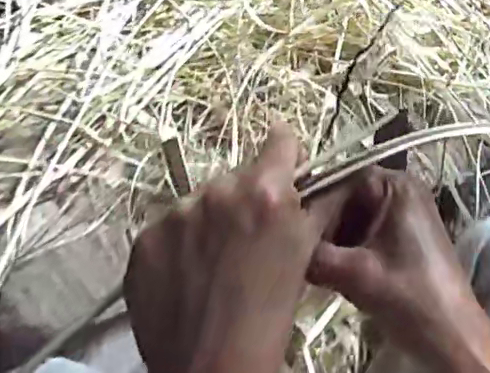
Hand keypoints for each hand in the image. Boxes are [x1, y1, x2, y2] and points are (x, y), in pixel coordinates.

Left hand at [125, 124, 343, 372]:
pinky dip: (182, 241)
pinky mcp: (145, 241)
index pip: (280, 139)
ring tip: (218, 259)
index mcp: (266, 188)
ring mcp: (177, 215)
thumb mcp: (307, 245)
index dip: (287, 157)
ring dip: (214, 217)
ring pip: (205, 199)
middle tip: (252, 235)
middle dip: (249, 195)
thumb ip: (325, 198)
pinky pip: (171, 226)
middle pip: (241, 174)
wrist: (212, 366)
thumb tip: (344, 171)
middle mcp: (220, 191)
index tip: (287, 176)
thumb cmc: (270, 307)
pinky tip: (190, 271)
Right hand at [308, 167, 489, 372]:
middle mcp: (402, 190)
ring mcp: (404, 213)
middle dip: (324, 223)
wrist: (449, 330)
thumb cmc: (409, 294)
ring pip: (355, 216)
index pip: (346, 178)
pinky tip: (329, 271)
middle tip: (297, 251)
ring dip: (333, 238)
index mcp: (397, 186)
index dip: (317, 200)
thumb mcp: (356, 275)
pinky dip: (347, 247)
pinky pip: (366, 231)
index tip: (289, 225)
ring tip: (309, 263)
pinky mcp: (403, 235)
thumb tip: (280, 246)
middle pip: (350, 196)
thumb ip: (316, 256)